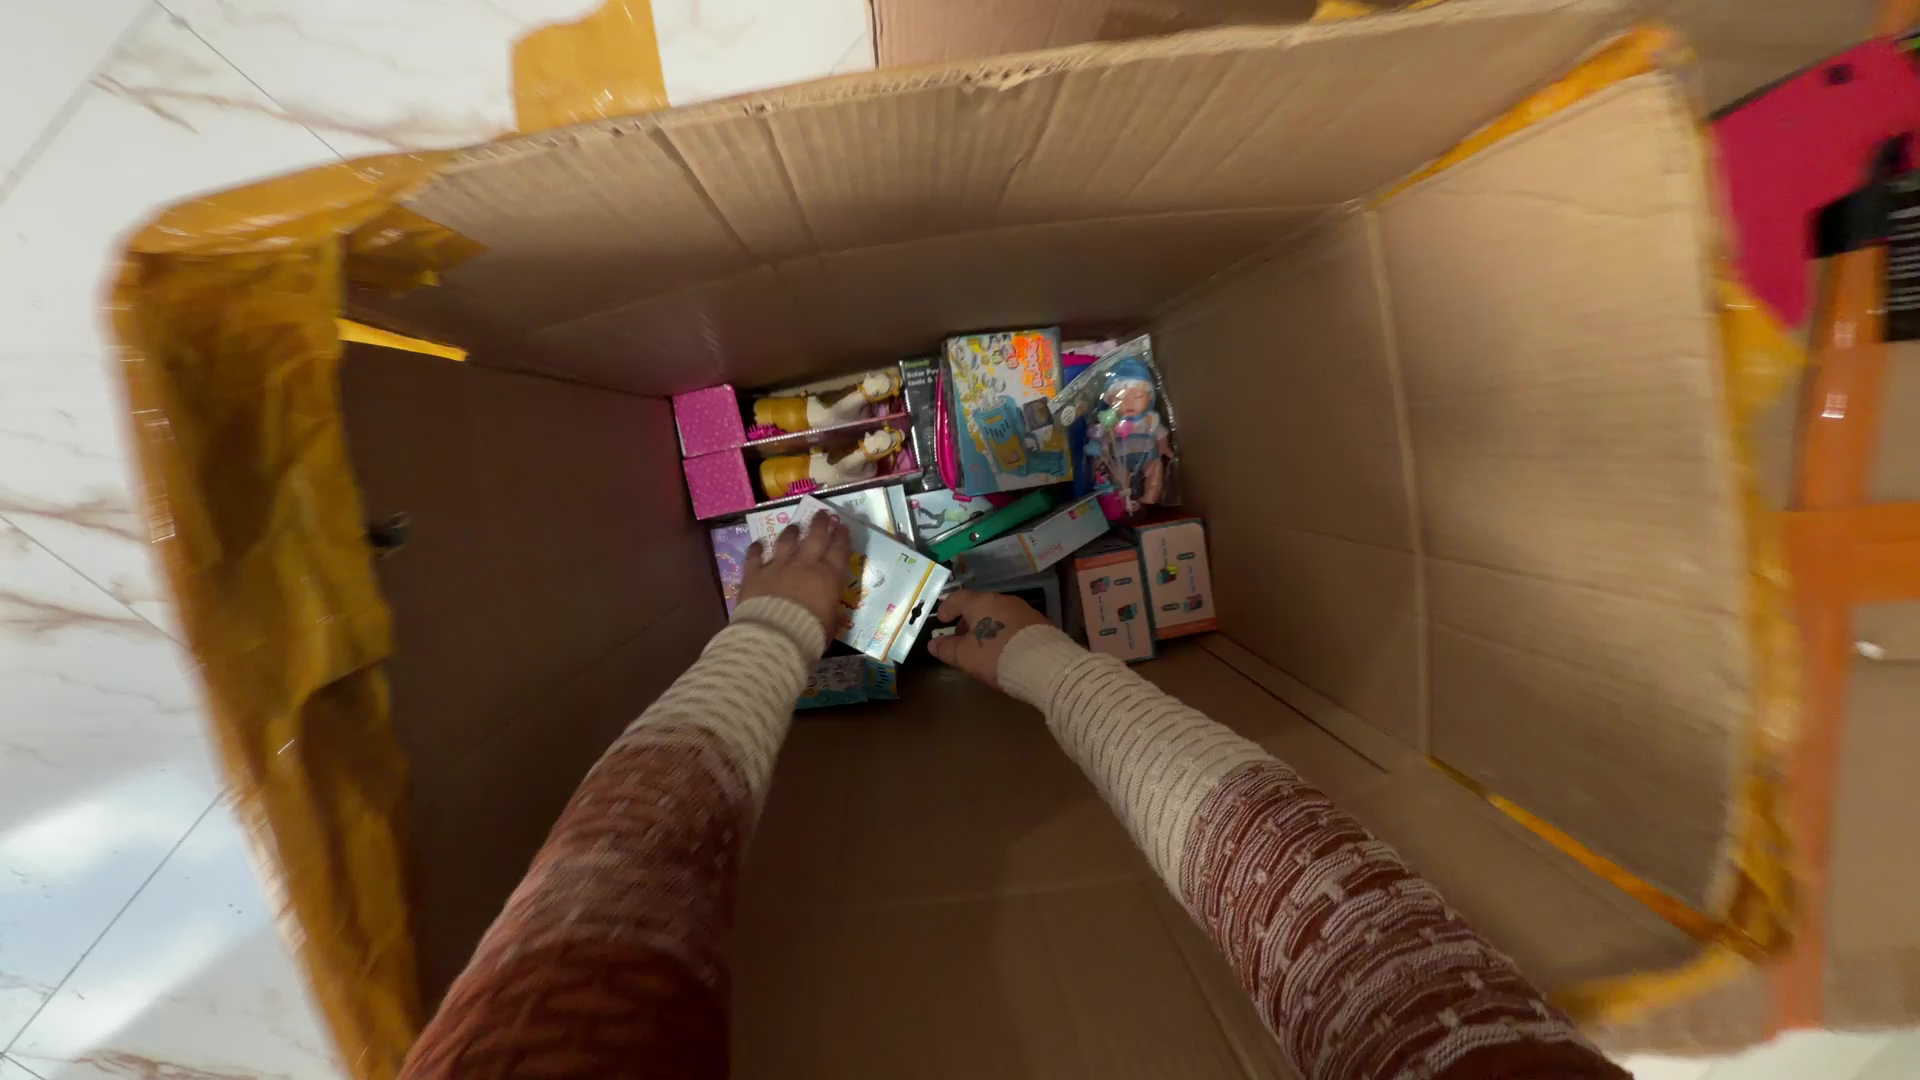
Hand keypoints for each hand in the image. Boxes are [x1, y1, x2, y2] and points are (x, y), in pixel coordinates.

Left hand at [739, 516, 851, 642]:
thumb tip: (834, 612)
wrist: (776, 634)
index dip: (842, 536)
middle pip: (814, 537)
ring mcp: (778, 566)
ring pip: (786, 541)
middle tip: (822, 513)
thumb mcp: (831, 623)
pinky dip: (756, 548)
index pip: (839, 550)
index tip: (842, 526)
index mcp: (827, 576)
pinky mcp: (755, 572)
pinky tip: (757, 543)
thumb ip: (832, 612)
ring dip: (791, 532)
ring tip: (794, 525)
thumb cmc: (810, 631)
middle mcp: (804, 564)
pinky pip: (755, 556)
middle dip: (820, 523)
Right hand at [926, 589, 1049, 688]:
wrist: (1043, 664)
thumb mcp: (965, 656)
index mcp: (981, 602)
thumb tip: (932, 643)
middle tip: (961, 636)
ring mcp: (1023, 609)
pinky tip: (1004, 648)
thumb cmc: (995, 656)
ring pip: (997, 613)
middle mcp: (1002, 599)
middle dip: (968, 620)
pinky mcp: (1038, 622)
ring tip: (983, 645)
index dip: (947, 609)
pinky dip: (1003, 631)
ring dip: (986, 626)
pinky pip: (1013, 623)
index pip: (958, 598)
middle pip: (979, 605)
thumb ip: (947, 648)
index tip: (941, 621)